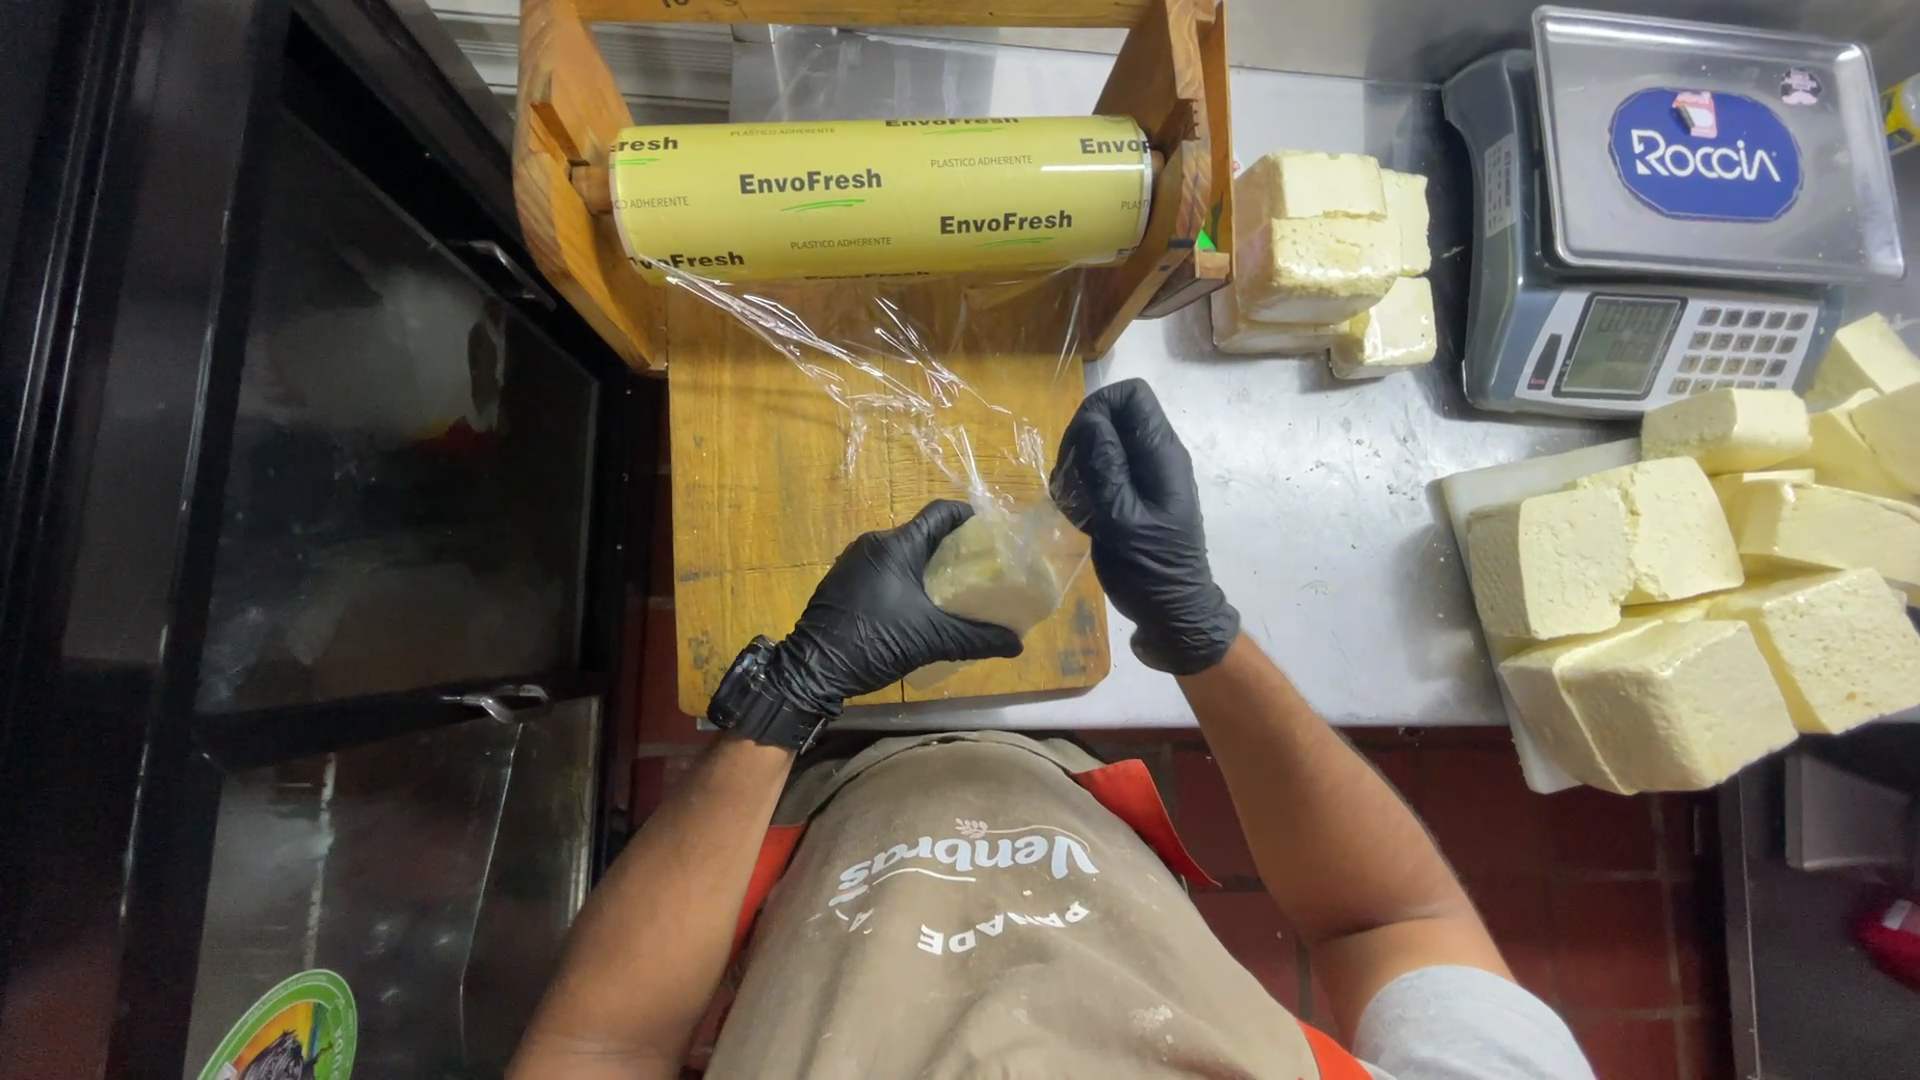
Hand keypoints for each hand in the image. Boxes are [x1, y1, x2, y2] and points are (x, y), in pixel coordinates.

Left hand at [767, 499, 1024, 714]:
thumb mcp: (930, 641)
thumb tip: (1017, 645)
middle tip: (979, 567)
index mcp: (896, 546)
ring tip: (954, 587)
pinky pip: (883, 567)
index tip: (990, 533)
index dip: (968, 518)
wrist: (811, 670)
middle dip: (952, 548)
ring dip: (927, 565)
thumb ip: (976, 639)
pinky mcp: (843, 579)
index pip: (940, 514)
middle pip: (923, 534)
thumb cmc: (872, 643)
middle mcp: (874, 544)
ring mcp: (854, 561)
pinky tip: (917, 602)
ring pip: (902, 552)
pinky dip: (904, 577)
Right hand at [1049, 377, 1238, 674]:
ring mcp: (1146, 477)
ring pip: (1103, 444)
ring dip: (1078, 467)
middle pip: (1113, 416)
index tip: (1078, 449)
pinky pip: (1103, 472)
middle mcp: (1157, 458)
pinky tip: (1078, 515)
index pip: (1130, 395)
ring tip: (1071, 504)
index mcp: (1161, 456)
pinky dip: (1084, 486)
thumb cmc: (1149, 571)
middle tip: (1068, 482)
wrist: (1171, 615)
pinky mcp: (1134, 496)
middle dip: (1082, 440)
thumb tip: (1090, 419)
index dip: (1097, 410)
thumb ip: (1106, 468)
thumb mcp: (1121, 521)